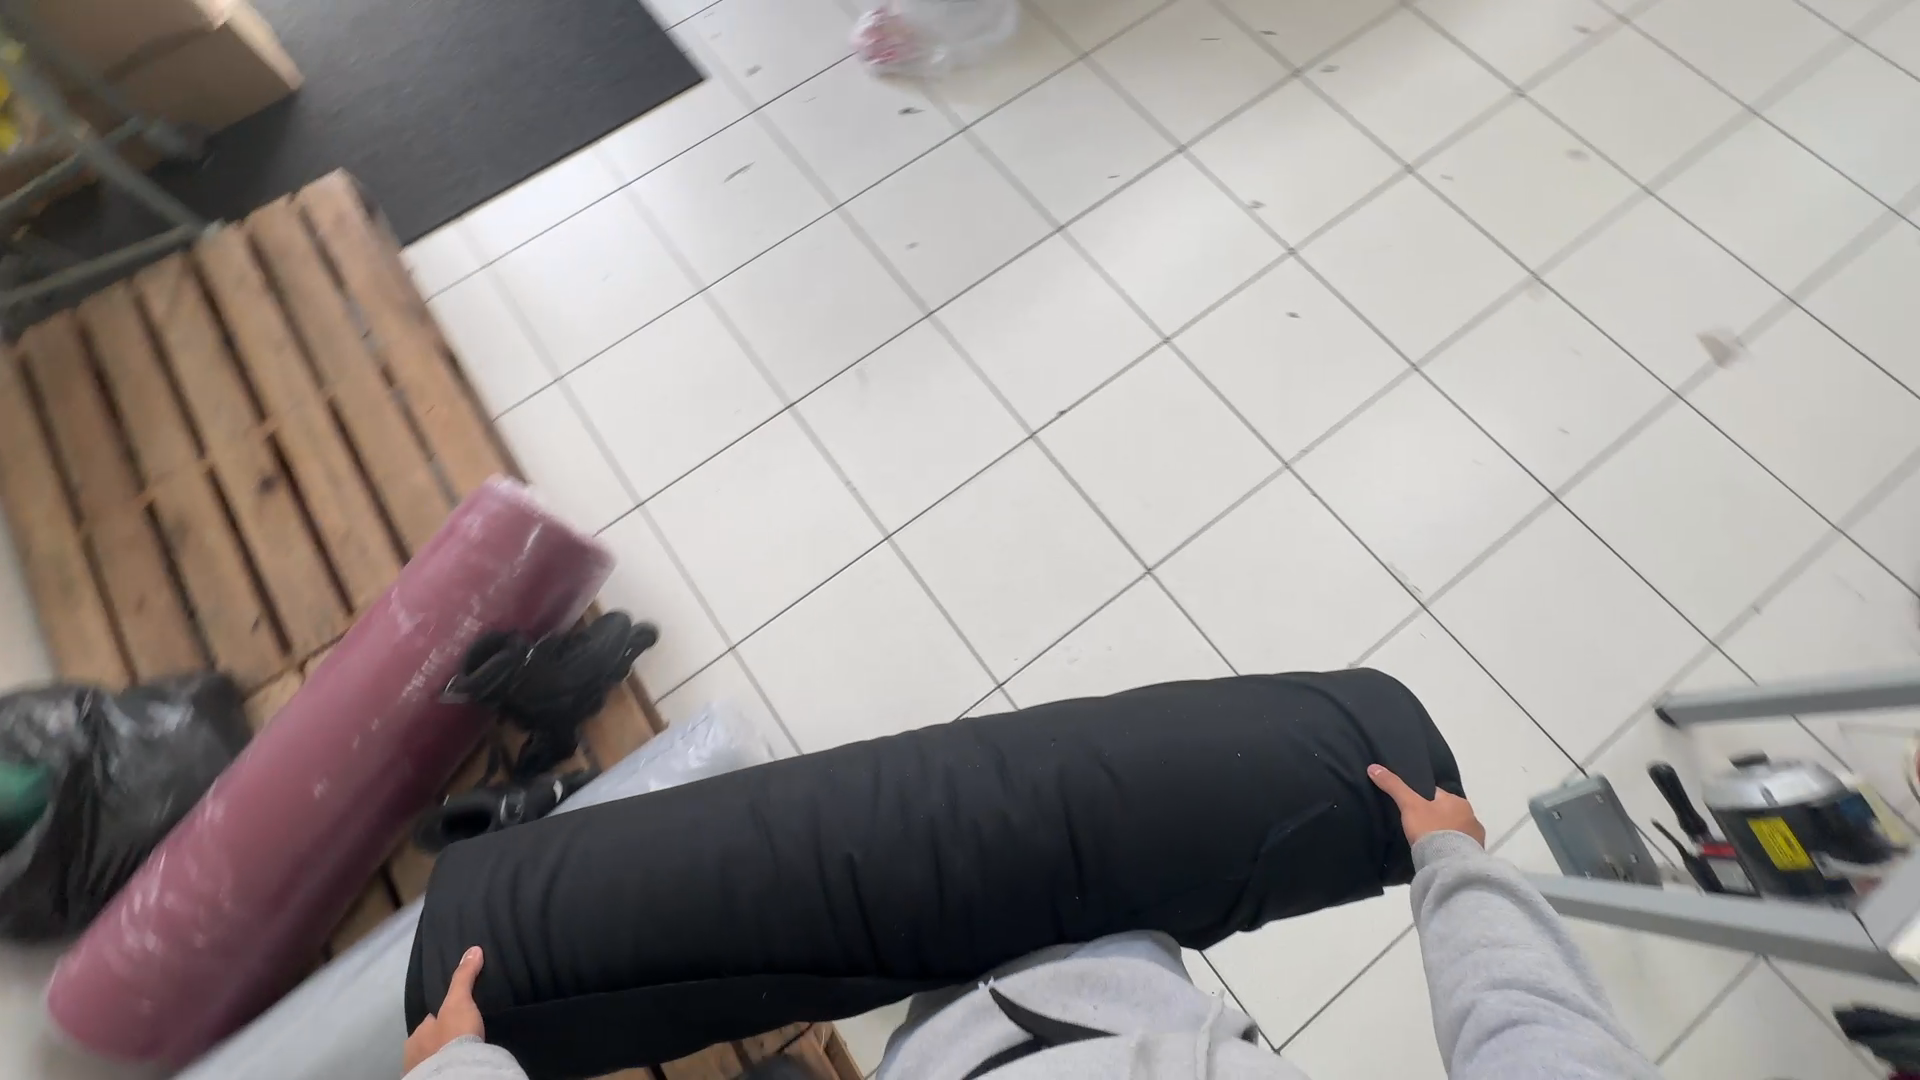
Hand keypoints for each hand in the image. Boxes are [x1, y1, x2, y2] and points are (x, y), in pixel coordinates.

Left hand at [403, 946, 485, 1072]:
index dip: (443, 1017)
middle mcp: (411, 1052)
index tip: (458, 1016)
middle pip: (428, 1039)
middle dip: (440, 1037)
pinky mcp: (426, 1079)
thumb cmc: (452, 1035)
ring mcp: (416, 1070)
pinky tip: (454, 1064)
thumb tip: (472, 948)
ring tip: (459, 1051)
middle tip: (460, 1034)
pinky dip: (442, 1066)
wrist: (452, 1073)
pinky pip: (435, 1070)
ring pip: (430, 1056)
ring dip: (441, 1053)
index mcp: (416, 1033)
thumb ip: (464, 978)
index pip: (430, 1020)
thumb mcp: (460, 1001)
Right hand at [1368, 764, 1484, 847]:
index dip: (1420, 798)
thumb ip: (1393, 786)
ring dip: (1444, 832)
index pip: (1436, 794)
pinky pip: (1459, 845)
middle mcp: (1472, 817)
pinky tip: (1438, 851)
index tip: (1408, 806)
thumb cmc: (1431, 829)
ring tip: (1426, 840)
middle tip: (1416, 824)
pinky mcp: (1475, 855)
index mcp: (1458, 801)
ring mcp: (1476, 837)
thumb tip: (1373, 767)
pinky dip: (1449, 846)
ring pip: (1454, 829)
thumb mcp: (1408, 804)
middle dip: (1434, 816)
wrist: (1449, 865)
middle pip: (1446, 811)